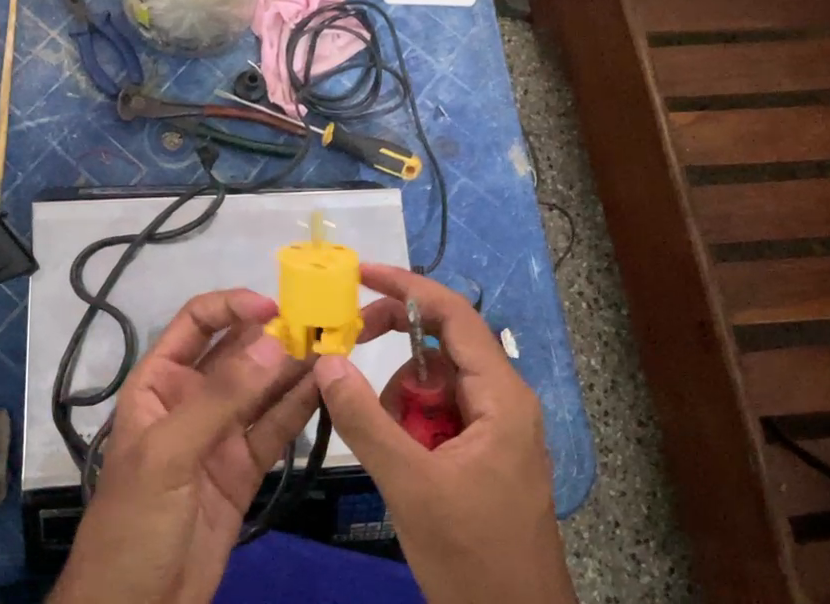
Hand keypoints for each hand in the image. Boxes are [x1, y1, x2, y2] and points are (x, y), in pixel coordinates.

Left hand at [51, 289, 315, 603]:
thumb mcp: (168, 453)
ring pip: (264, 388)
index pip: (196, 324)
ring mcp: (221, 434)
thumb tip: (274, 343)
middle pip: (238, 352)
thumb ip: (220, 399)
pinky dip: (302, 408)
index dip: (232, 306)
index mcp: (159, 382)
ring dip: (296, 367)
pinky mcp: (246, 468)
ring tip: (336, 348)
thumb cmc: (133, 522)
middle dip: (276, 334)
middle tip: (323, 323)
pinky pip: (276, 428)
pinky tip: (329, 387)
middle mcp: (192, 399)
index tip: (276, 306)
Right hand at [313, 264, 575, 603]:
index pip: (453, 315)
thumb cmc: (473, 555)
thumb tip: (327, 360)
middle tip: (346, 351)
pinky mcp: (482, 455)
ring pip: (434, 386)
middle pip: (440, 348)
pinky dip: (410, 427)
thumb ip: (365, 419)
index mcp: (500, 396)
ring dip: (400, 400)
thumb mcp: (410, 484)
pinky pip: (438, 418)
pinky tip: (400, 463)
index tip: (360, 274)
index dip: (407, 287)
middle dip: (394, 350)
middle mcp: (502, 401)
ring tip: (388, 447)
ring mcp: (494, 430)